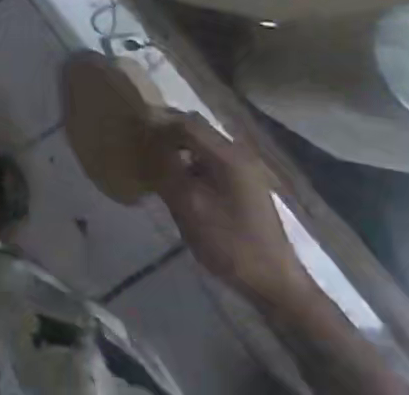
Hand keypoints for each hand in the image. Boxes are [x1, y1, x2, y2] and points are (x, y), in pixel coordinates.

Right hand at [150, 113, 312, 304]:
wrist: (274, 285)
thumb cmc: (229, 242)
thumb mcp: (188, 204)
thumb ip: (166, 167)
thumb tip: (149, 142)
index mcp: (228, 155)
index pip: (185, 122)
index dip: (157, 124)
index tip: (134, 134)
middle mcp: (239, 155)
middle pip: (196, 131)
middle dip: (166, 136)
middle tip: (140, 148)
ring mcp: (245, 172)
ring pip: (202, 147)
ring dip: (178, 151)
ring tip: (155, 166)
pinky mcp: (245, 188)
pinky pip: (211, 163)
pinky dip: (191, 165)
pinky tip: (178, 184)